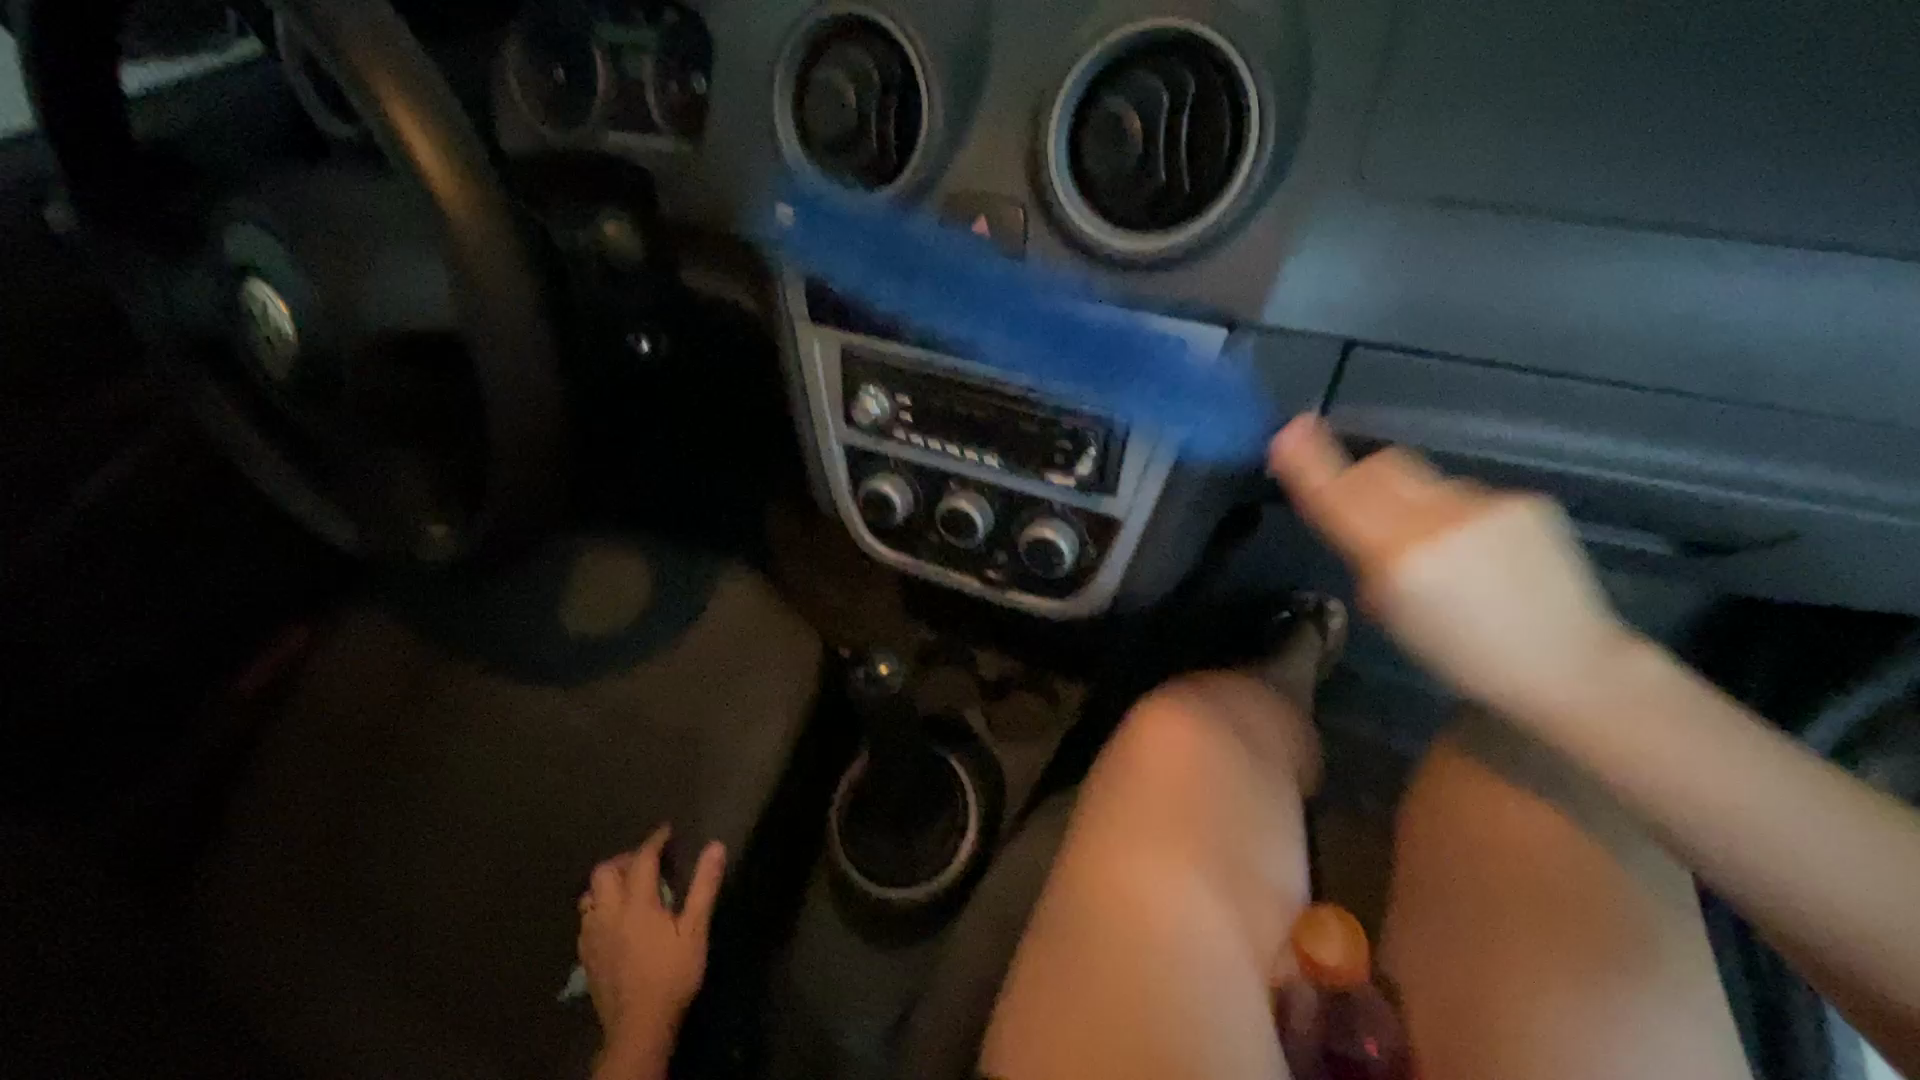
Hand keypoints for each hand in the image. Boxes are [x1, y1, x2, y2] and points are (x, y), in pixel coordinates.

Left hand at [577, 826, 726, 1065]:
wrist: (638, 1026)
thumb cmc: (672, 974)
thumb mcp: (695, 930)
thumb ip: (704, 886)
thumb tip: (715, 846)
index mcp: (636, 903)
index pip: (642, 859)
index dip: (655, 841)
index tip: (667, 831)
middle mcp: (608, 912)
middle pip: (605, 871)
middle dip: (625, 859)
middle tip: (647, 860)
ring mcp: (592, 935)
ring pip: (590, 895)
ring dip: (608, 883)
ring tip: (628, 887)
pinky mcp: (586, 956)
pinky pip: (586, 918)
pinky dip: (600, 906)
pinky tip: (615, 919)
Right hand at [1267, 415, 1636, 714]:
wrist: (1565, 664)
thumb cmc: (1463, 657)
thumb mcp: (1394, 617)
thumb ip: (1367, 562)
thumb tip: (1356, 531)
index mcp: (1397, 556)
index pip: (1340, 493)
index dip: (1309, 460)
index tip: (1289, 432)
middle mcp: (1438, 518)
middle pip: (1380, 466)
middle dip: (1360, 474)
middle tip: (1354, 498)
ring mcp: (1486, 504)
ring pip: (1424, 481)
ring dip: (1412, 500)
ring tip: (1436, 546)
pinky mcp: (1523, 500)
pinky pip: (1467, 494)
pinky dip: (1456, 515)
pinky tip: (1479, 551)